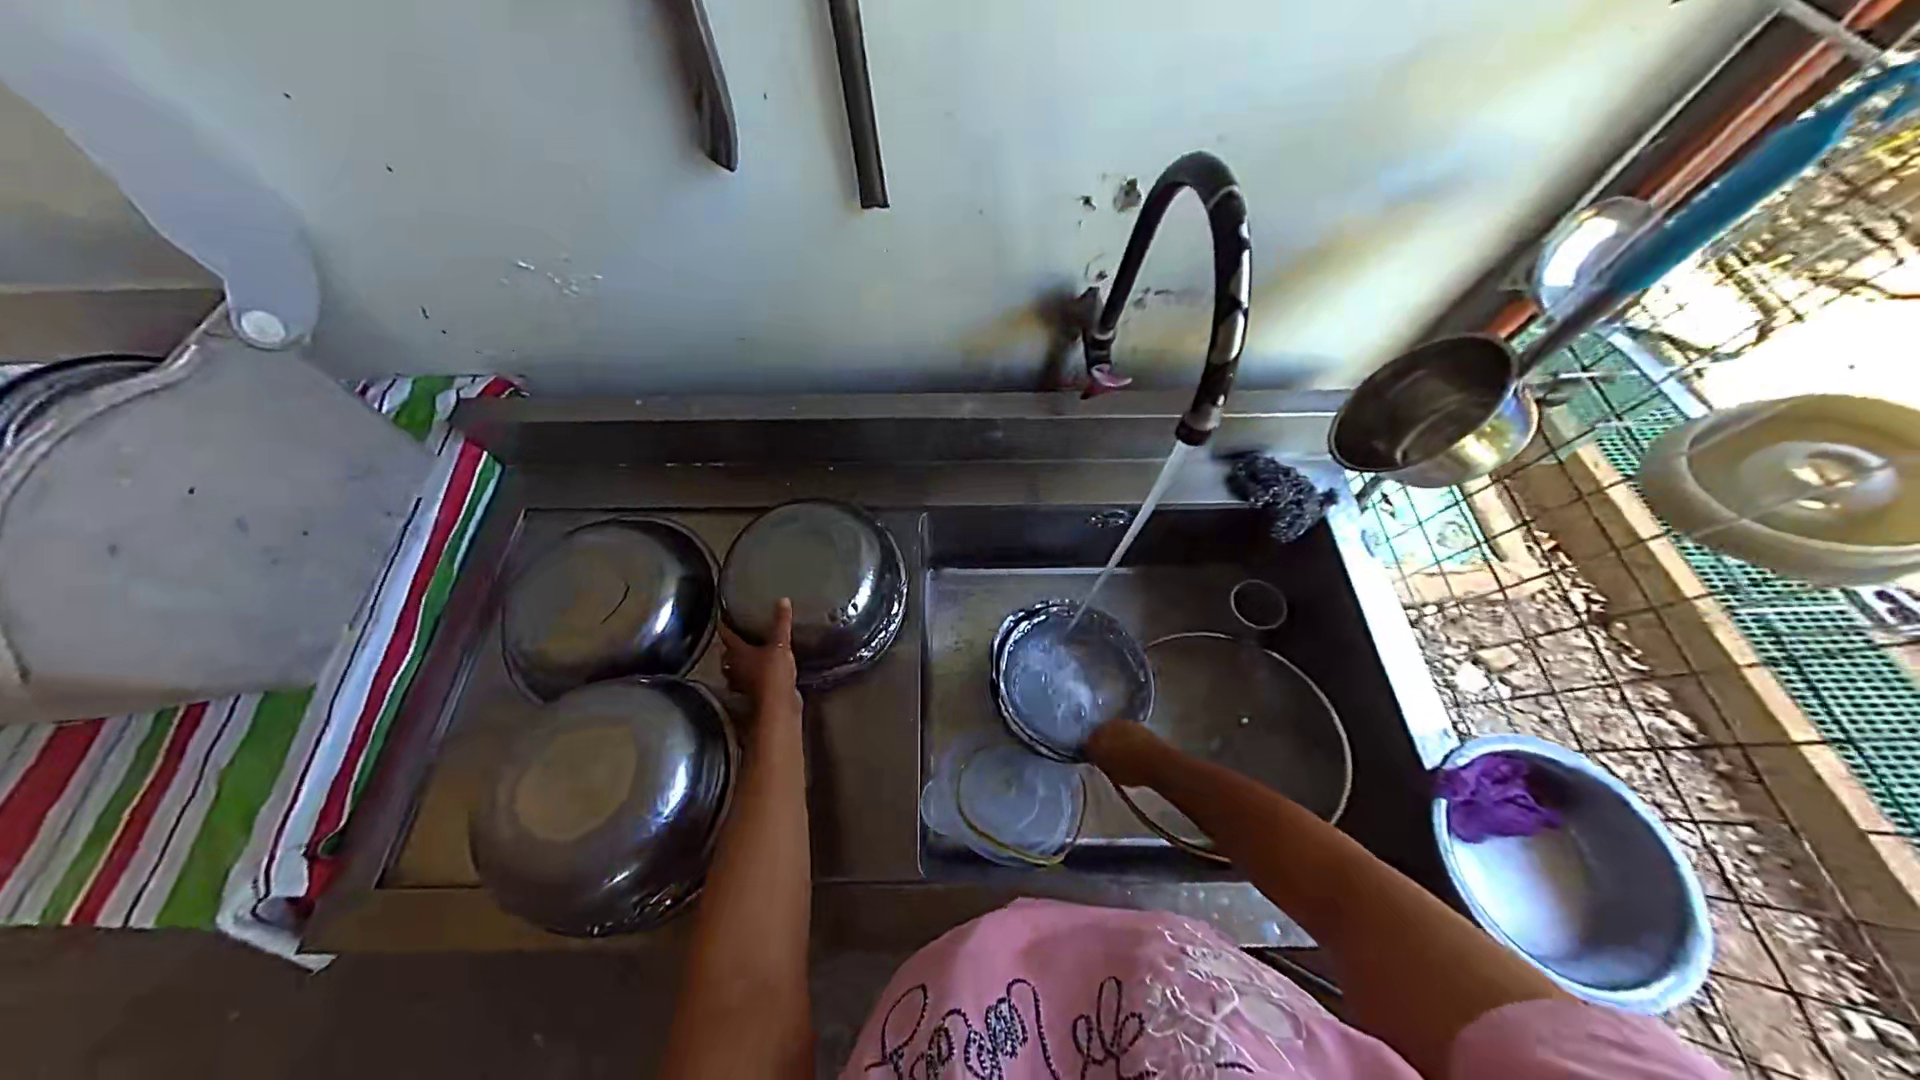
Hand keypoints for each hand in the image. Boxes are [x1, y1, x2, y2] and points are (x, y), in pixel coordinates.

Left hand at [719, 598, 802, 720]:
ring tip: (749, 652)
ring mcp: (743, 682)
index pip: (726, 635)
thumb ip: (781, 623)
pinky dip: (752, 674)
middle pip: (728, 654)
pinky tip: (761, 670)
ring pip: (736, 669)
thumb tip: (783, 600)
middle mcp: (735, 667)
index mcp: (737, 652)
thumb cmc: (773, 672)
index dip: (724, 625)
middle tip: (737, 635)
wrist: (778, 705)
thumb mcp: (780, 644)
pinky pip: (749, 679)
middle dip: (730, 646)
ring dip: (739, 662)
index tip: (721, 617)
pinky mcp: (754, 693)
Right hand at [1085, 718, 1166, 788]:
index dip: (1089, 753)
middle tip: (1106, 755)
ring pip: (1111, 730)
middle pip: (1098, 734)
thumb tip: (1097, 759)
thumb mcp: (1110, 773)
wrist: (1158, 761)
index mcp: (1095, 741)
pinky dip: (1124, 736)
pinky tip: (1130, 745)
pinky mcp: (1134, 723)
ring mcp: (1120, 723)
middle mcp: (1105, 727)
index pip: (1086, 745)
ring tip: (1120, 750)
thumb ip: (1100, 763)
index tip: (1095, 760)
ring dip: (1113, 737)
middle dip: (1100, 742)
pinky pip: (1124, 730)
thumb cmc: (1131, 771)